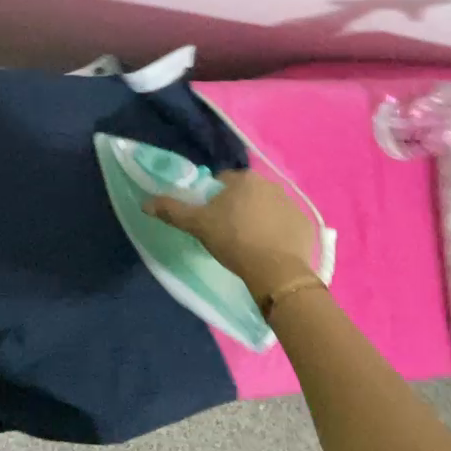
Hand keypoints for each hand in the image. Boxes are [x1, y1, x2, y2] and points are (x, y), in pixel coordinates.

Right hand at [144, 170, 316, 297]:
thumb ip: (172, 211)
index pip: (222, 182)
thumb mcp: (197, 225)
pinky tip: (270, 251)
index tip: (210, 220)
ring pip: (267, 208)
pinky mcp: (306, 225)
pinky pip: (286, 225)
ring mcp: (292, 204)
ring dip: (258, 219)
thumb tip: (145, 203)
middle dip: (237, 208)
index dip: (212, 200)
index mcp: (244, 179)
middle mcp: (271, 184)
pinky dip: (278, 234)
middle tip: (227, 233)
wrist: (276, 271)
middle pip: (246, 194)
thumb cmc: (233, 240)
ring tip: (249, 244)